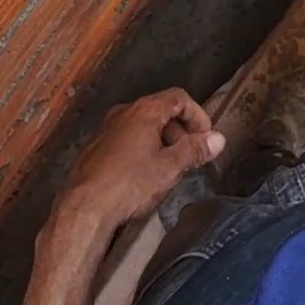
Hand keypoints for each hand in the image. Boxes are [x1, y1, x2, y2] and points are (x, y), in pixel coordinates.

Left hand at [57, 87, 225, 235]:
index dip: (197, 114)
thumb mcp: (169, 168)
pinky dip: (143, 147)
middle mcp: (124, 111)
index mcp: (144, 110)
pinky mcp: (96, 145)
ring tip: (171, 167)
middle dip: (181, 129)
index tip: (206, 138)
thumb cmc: (130, 183)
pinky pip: (127, 137)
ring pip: (142, 124)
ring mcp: (106, 127)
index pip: (178, 97)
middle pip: (160, 109)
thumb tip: (219, 138)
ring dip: (162, 140)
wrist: (84, 207)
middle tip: (192, 155)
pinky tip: (145, 174)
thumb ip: (194, 150)